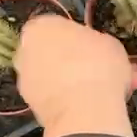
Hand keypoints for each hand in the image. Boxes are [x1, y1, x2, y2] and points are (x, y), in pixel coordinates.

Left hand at [15, 15, 136, 136]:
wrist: (86, 111)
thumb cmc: (99, 66)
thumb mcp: (111, 44)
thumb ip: (97, 43)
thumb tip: (97, 50)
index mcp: (43, 25)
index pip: (60, 28)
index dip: (81, 41)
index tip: (97, 51)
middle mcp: (26, 49)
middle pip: (53, 53)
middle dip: (77, 63)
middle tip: (104, 74)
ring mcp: (25, 79)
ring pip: (54, 78)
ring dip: (75, 85)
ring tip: (105, 96)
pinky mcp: (30, 105)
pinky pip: (54, 99)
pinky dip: (69, 103)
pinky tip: (93, 109)